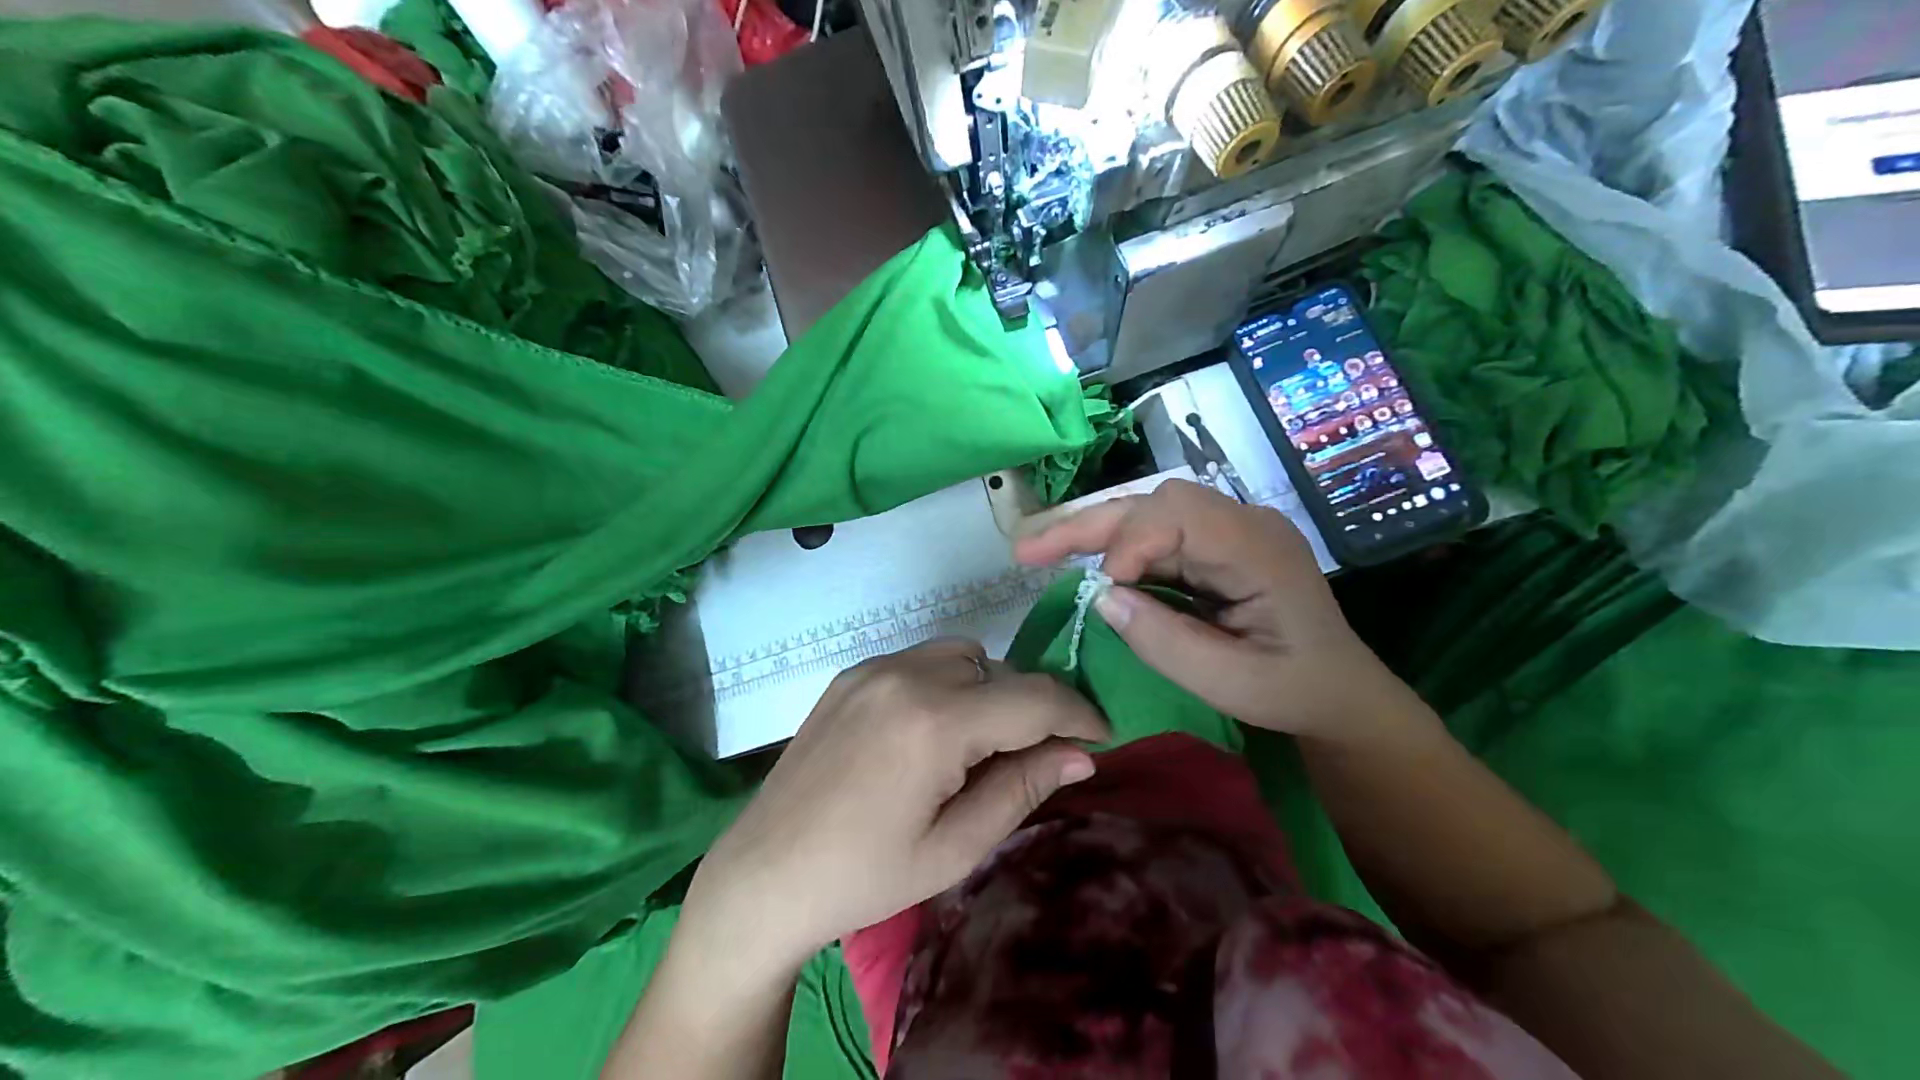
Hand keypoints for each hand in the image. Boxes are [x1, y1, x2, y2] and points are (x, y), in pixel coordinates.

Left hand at [684, 639, 1109, 969]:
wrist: (764, 875)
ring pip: (963, 656)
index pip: (1034, 698)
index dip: (1079, 714)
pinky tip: (929, 734)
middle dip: (1031, 708)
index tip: (1102, 736)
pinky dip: (946, 684)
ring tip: (976, 746)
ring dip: (987, 690)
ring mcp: (872, 668)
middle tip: (1034, 758)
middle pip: (1000, 671)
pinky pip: (921, 661)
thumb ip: (1022, 788)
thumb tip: (1082, 753)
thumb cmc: (864, 877)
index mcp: (935, 720)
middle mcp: (905, 674)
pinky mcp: (850, 675)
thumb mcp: (954, 847)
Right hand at [1015, 479, 1418, 740]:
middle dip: (1088, 524)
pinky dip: (1111, 548)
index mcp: (1259, 549)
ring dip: (1090, 531)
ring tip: (1036, 551)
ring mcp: (1227, 532)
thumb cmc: (1293, 690)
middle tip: (1027, 551)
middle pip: (1155, 503)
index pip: (1180, 515)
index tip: (1103, 589)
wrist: (1337, 692)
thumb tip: (1101, 596)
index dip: (1131, 542)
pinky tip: (1078, 562)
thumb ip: (1166, 641)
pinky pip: (1154, 536)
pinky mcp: (1212, 547)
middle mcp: (1242, 524)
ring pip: (1147, 512)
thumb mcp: (1232, 683)